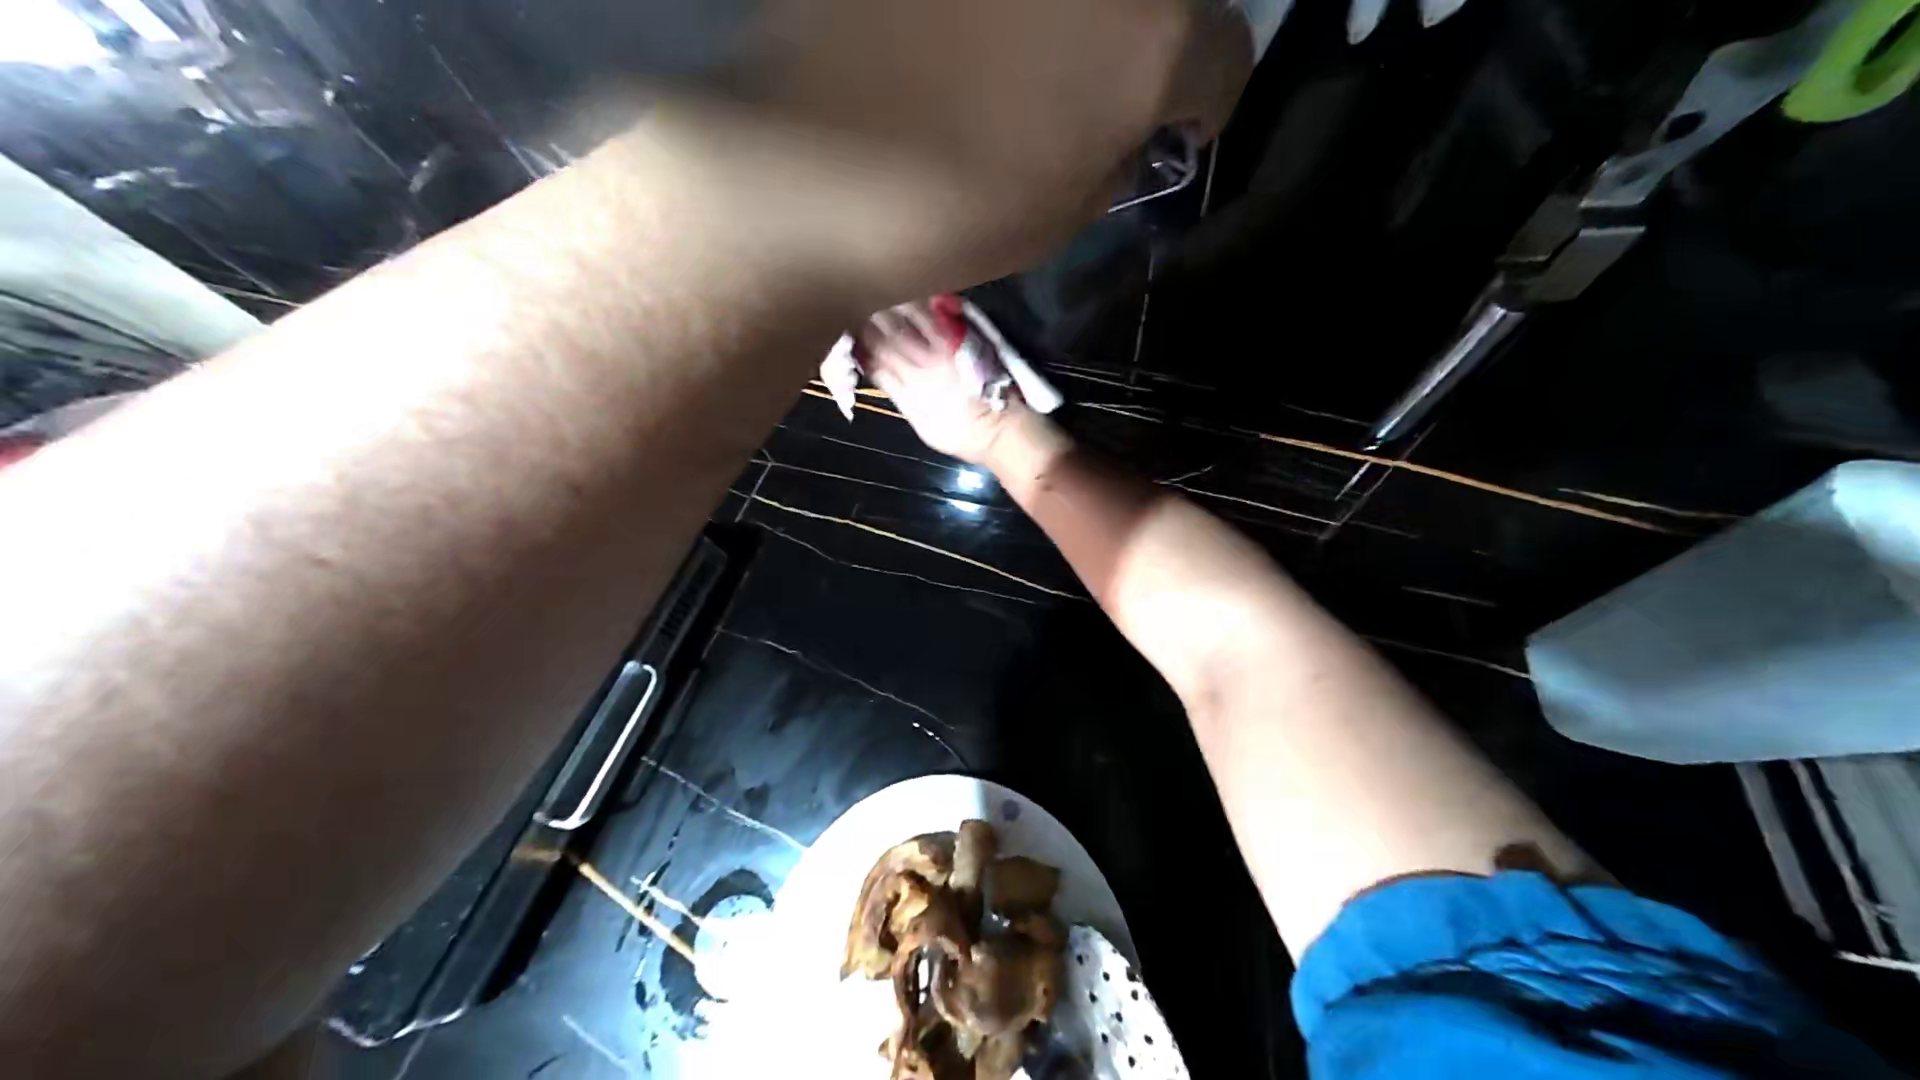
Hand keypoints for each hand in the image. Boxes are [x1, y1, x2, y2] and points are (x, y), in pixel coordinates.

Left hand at [737, 0, 1199, 298]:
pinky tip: (952, 44)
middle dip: (1139, 44)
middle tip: (1087, 93)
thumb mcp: (1058, 220)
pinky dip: (991, 18)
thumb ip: (1114, 159)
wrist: (800, 173)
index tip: (1169, 132)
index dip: (1201, 104)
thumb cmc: (945, 219)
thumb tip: (1125, 130)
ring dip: (1066, 27)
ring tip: (1009, 71)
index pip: (1227, 54)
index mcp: (1150, 40)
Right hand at [854, 302, 1023, 464]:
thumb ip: (895, 391)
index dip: (860, 337)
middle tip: (857, 298)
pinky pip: (938, 315)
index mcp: (910, 382)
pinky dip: (924, 302)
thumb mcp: (920, 422)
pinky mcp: (964, 339)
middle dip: (872, 313)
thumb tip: (871, 365)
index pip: (876, 352)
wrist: (1000, 429)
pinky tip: (913, 293)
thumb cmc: (959, 434)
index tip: (847, 323)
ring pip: (913, 316)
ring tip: (881, 290)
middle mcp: (925, 360)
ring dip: (895, 302)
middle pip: (891, 329)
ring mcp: (946, 346)